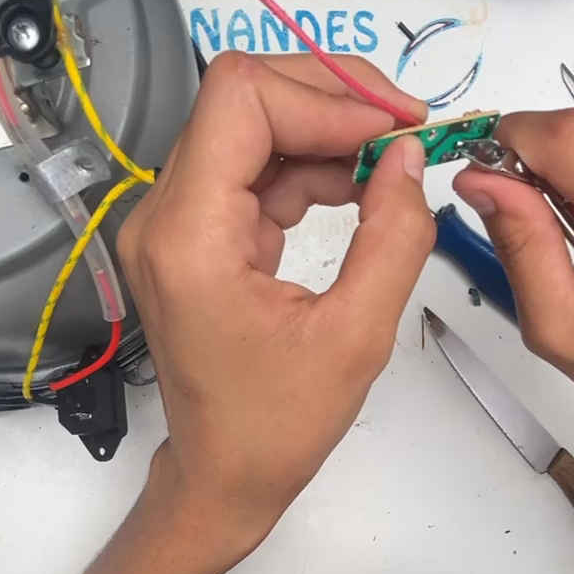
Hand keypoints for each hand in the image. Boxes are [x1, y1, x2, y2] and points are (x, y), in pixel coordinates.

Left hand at [118, 53, 432, 563]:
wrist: (225, 475)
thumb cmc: (275, 428)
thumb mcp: (356, 338)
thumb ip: (394, 239)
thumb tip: (409, 158)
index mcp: (189, 239)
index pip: (243, 100)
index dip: (328, 97)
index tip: (396, 130)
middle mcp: (165, 219)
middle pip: (244, 101)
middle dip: (332, 103)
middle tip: (404, 132)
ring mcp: (175, 226)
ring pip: (251, 131)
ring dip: (326, 134)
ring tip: (390, 166)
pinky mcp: (194, 239)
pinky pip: (251, 173)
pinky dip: (307, 169)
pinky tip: (355, 189)